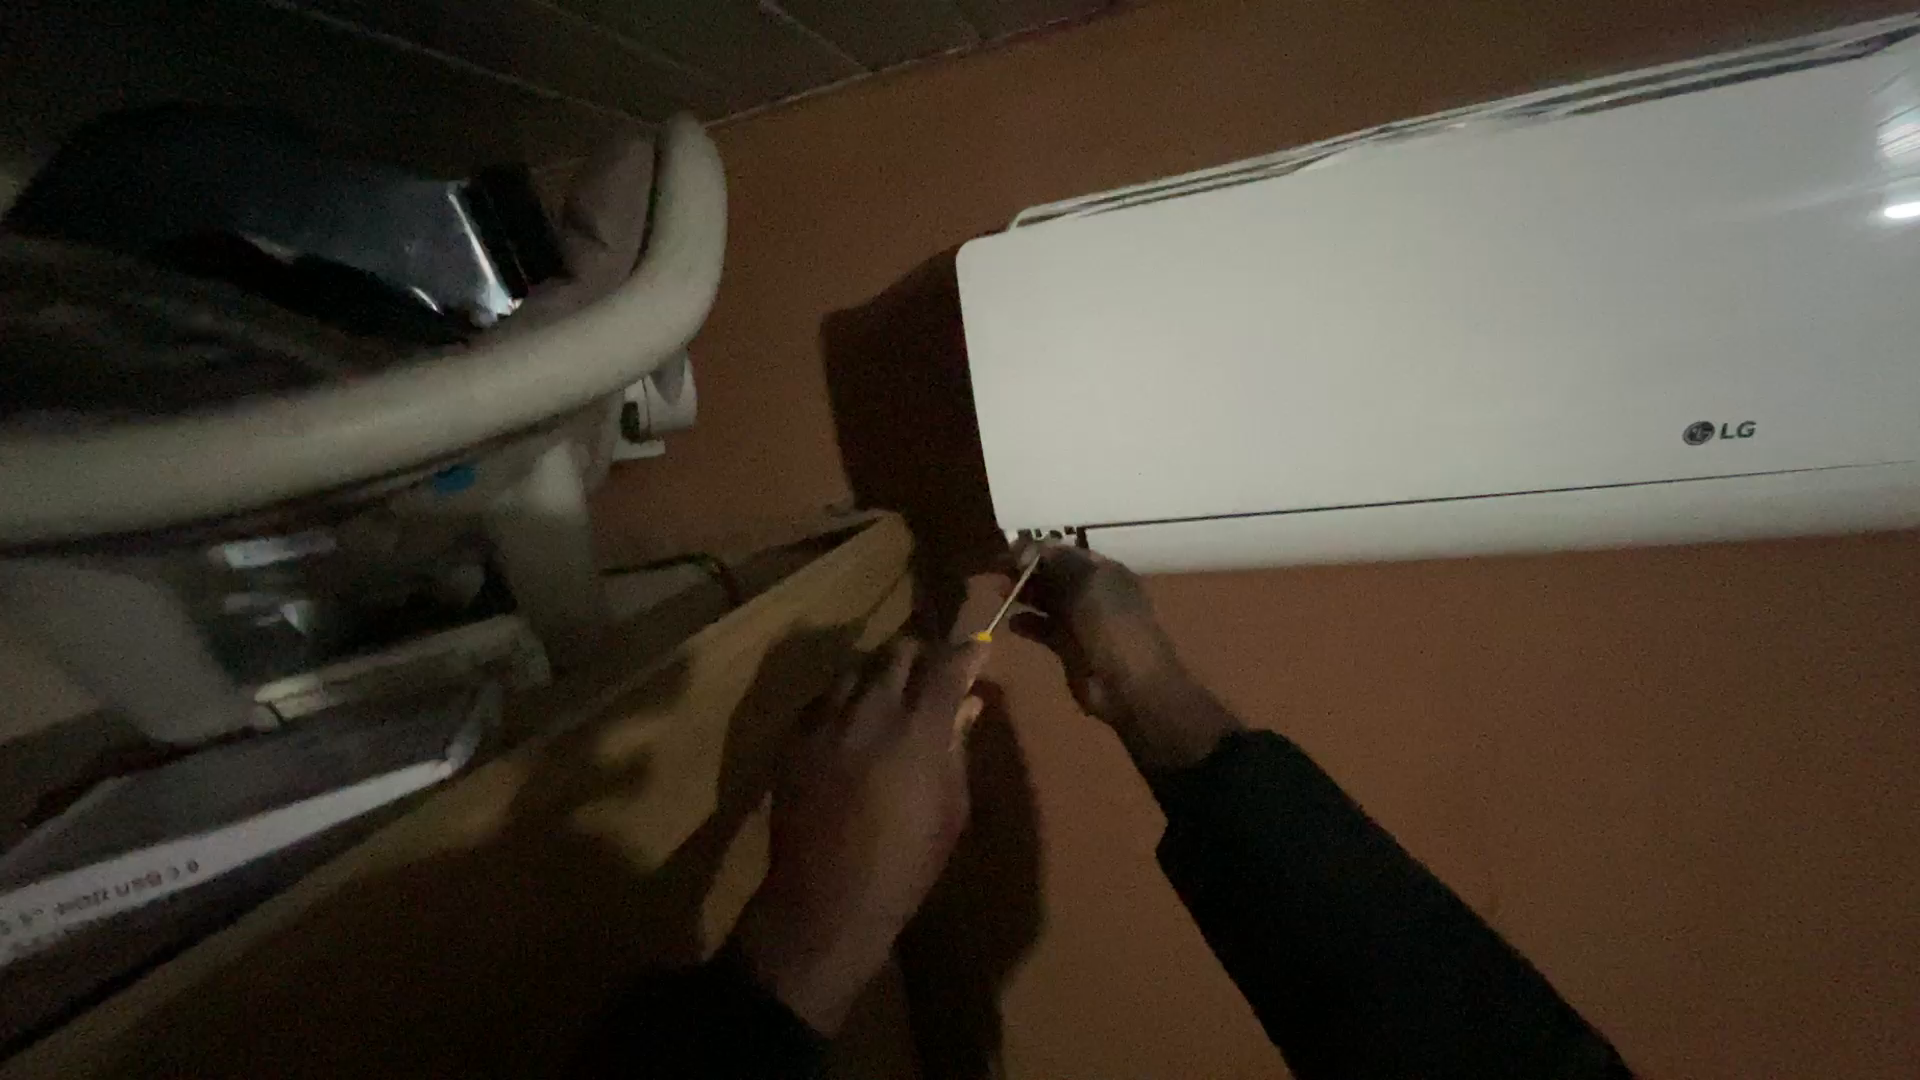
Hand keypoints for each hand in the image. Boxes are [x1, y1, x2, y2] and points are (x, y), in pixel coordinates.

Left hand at [734, 637, 989, 1034]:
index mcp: (919, 730)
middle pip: (898, 652)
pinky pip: (824, 697)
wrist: (827, 899)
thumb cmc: (907, 862)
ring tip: (891, 692)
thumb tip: (969, 704)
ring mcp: (827, 721)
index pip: (948, 666)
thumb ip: (958, 745)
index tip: (979, 647)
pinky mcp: (796, 737)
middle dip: (923, 654)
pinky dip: (846, 697)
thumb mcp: (951, 807)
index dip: (968, 651)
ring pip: (857, 668)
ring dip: (881, 672)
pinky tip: (853, 719)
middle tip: (934, 669)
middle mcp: (871, 711)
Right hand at [1013, 544, 1237, 770]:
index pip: (1066, 553)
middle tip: (996, 570)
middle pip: (1054, 576)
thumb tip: (1025, 549)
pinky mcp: (1069, 647)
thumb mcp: (1086, 584)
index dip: (1038, 550)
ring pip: (1047, 601)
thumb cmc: (1110, 625)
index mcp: (1104, 572)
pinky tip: (1011, 623)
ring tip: (998, 592)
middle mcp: (1092, 593)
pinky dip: (1027, 624)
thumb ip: (1055, 564)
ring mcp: (1081, 621)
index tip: (1010, 551)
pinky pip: (1043, 629)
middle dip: (1026, 571)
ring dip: (1024, 594)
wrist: (1129, 684)